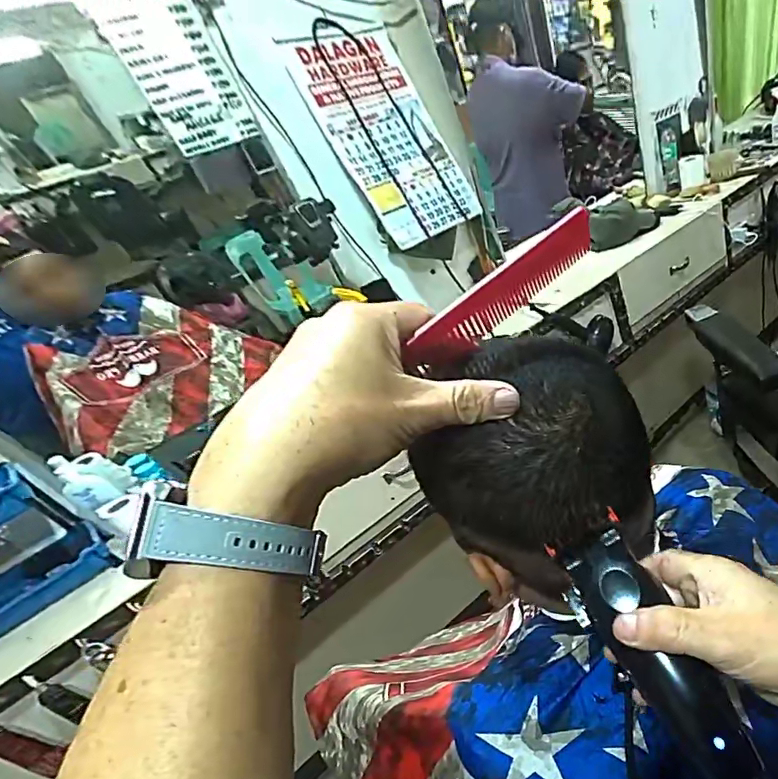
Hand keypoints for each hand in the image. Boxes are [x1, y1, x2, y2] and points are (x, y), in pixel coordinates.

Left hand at [188, 301, 518, 524]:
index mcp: (365, 320)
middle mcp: (334, 326)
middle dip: (424, 373)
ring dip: (396, 388)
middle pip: (403, 342)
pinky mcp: (299, 377)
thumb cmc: (335, 424)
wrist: (272, 461)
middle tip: (434, 406)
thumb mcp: (418, 411)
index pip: (429, 318)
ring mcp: (311, 351)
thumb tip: (505, 396)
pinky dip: (366, 399)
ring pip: (375, 364)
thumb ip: (467, 400)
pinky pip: (349, 379)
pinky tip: (369, 427)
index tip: (467, 371)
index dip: (454, 346)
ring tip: (398, 422)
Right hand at [611, 550, 777, 734]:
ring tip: (627, 674)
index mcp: (712, 573)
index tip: (604, 601)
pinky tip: (655, 689)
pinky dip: (675, 665)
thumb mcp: (717, 634)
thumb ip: (667, 628)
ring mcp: (723, 622)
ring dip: (655, 647)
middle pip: (666, 597)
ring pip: (678, 629)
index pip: (663, 562)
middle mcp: (714, 592)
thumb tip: (618, 622)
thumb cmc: (776, 642)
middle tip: (611, 650)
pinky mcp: (729, 650)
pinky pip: (693, 652)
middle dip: (639, 620)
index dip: (634, 576)